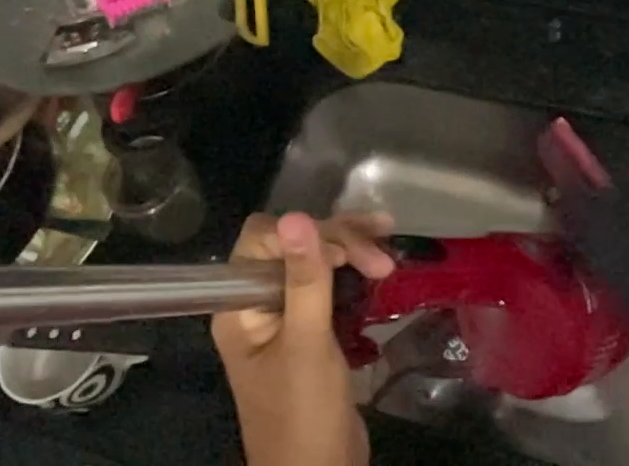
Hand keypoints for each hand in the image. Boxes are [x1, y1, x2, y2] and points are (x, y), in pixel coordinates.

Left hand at [212, 212, 394, 465]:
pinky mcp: (310, 326)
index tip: (346, 252)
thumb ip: (304, 279)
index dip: (304, 234)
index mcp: (238, 305)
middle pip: (292, 245)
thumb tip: (295, 215)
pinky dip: (354, 270)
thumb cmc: (304, 414)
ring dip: (351, 250)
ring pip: (314, 259)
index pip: (262, 240)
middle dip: (338, 241)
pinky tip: (381, 266)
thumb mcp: (307, 343)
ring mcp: (284, 314)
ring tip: (389, 251)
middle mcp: (256, 303)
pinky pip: (328, 282)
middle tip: (382, 257)